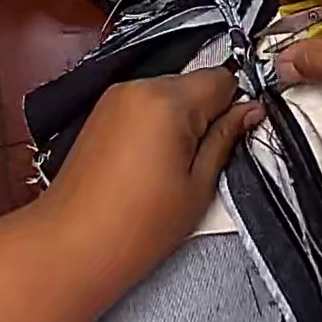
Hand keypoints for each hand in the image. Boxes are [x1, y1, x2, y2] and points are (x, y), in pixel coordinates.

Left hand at [37, 69, 261, 283]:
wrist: (71, 243)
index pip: (221, 78)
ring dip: (178, 116)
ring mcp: (118, 93)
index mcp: (169, 101)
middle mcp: (141, 85)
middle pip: (193, 83)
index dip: (233, 105)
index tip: (232, 134)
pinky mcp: (102, 106)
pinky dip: (154, 119)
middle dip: (204, 112)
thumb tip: (250, 110)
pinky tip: (146, 158)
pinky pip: (144, 99)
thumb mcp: (198, 186)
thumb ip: (226, 138)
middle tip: (197, 159)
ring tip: (167, 163)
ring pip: (169, 90)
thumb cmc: (138, 226)